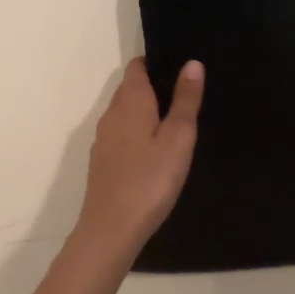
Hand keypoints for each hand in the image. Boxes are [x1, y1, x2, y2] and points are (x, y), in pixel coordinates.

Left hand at [74, 57, 203, 252]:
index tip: (179, 65)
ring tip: (174, 121)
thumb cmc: (150, 179)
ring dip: (145, 111)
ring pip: (125, 113)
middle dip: (153, 85)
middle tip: (185, 93)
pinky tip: (155, 151)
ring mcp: (104, 140)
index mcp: (130, 101)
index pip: (137, 66)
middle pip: (130, 88)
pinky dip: (137, 133)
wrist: (110, 231)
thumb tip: (192, 63)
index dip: (156, 61)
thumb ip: (185, 99)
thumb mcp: (178, 137)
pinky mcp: (102, 163)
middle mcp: (112, 114)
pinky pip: (121, 135)